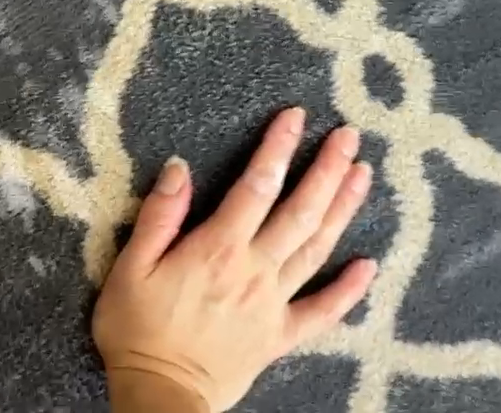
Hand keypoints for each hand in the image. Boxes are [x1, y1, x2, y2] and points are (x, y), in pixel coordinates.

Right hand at [93, 109, 376, 412]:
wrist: (159, 399)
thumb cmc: (137, 327)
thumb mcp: (131, 265)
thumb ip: (159, 215)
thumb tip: (180, 167)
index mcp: (218, 248)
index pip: (257, 186)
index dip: (278, 148)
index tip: (295, 116)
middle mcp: (255, 271)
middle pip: (300, 212)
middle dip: (326, 170)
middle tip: (349, 137)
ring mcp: (273, 305)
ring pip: (316, 250)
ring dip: (341, 210)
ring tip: (362, 175)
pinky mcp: (279, 337)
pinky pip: (322, 311)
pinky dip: (348, 289)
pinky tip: (369, 266)